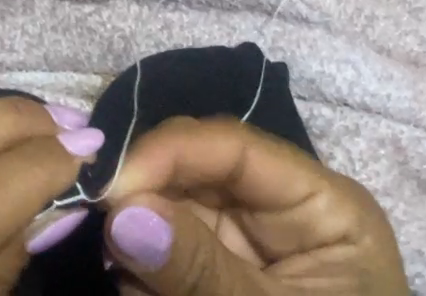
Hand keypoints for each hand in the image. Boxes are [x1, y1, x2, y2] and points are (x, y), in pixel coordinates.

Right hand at [102, 117, 408, 295]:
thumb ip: (200, 270)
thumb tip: (120, 212)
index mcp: (322, 205)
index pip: (234, 145)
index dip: (168, 151)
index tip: (110, 187)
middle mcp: (283, 207)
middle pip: (197, 167)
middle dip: (146, 193)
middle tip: (103, 232)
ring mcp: (251, 240)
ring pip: (174, 203)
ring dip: (138, 233)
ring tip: (126, 277)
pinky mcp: (223, 271)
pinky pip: (170, 246)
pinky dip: (143, 266)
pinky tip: (135, 288)